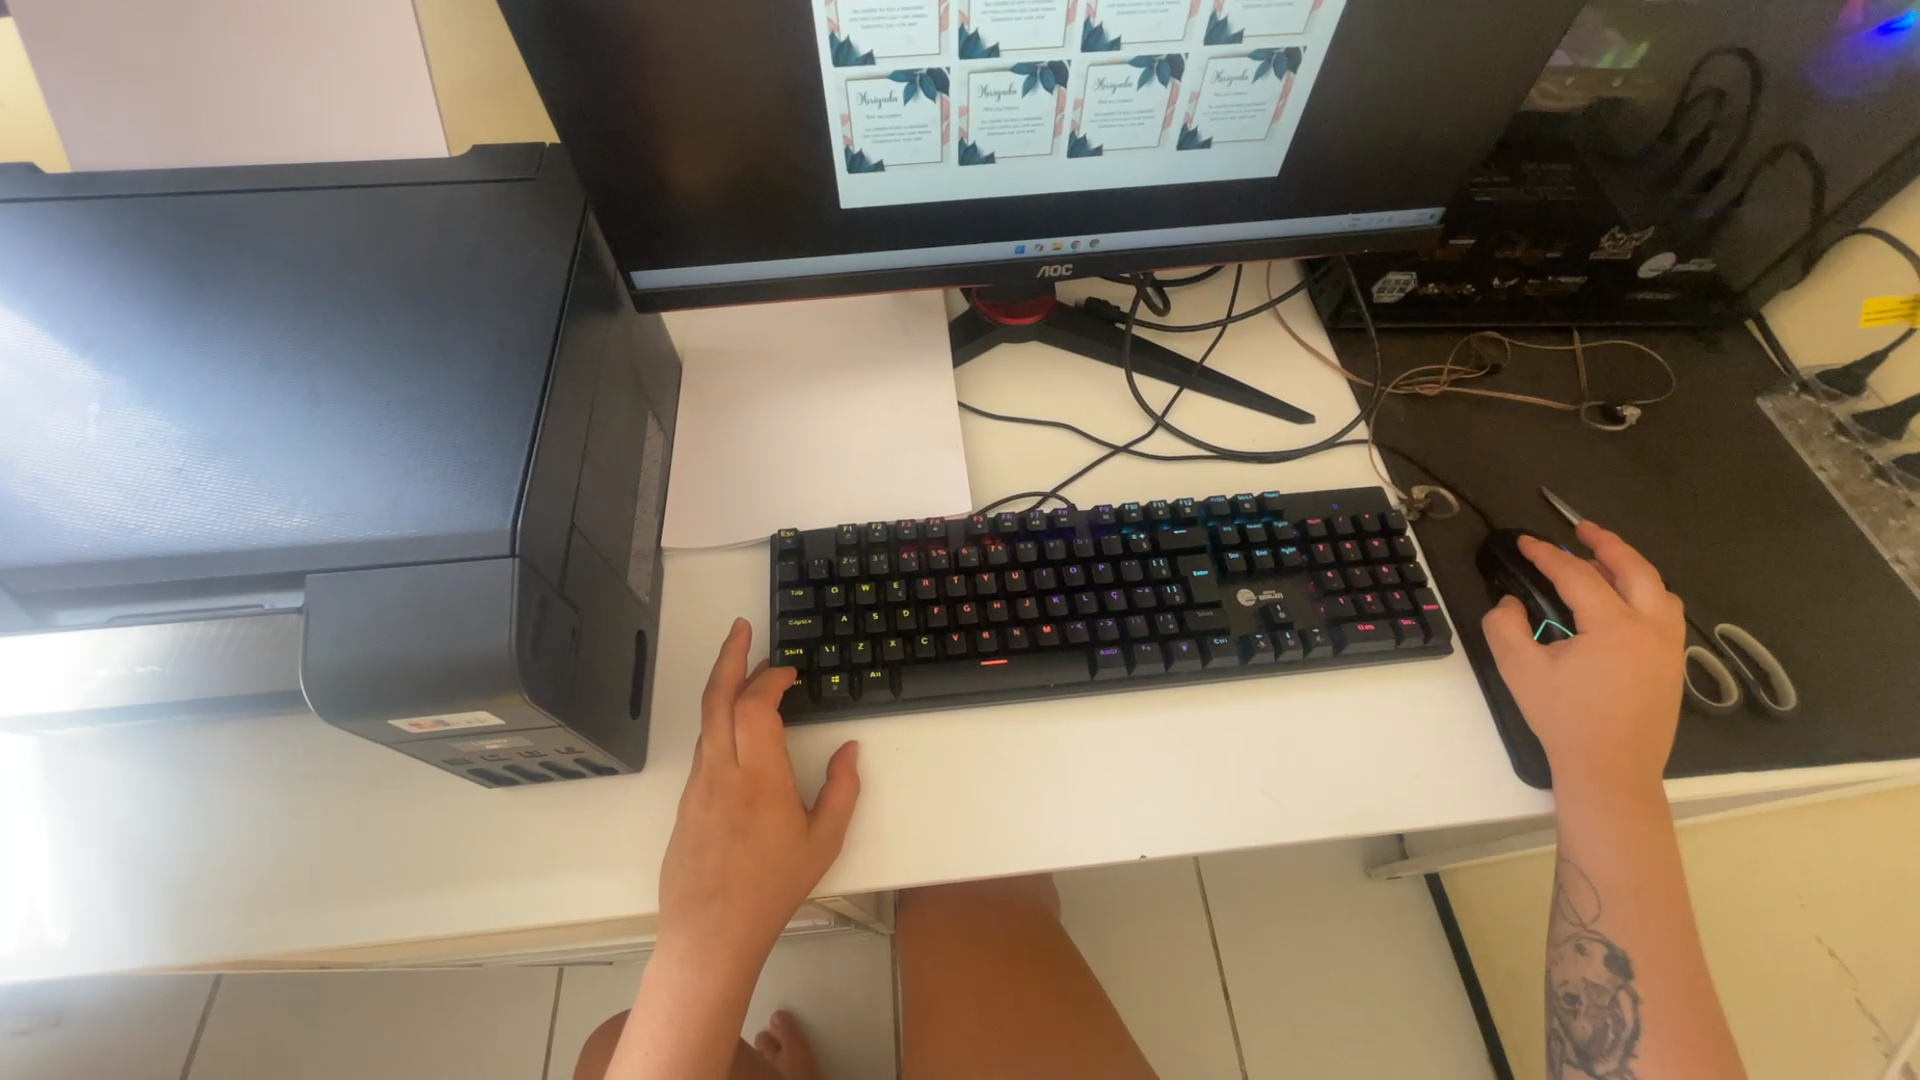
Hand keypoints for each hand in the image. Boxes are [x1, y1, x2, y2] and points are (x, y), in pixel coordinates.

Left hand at [656, 618, 860, 965]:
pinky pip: (704, 746)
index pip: (757, 705)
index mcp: (759, 776)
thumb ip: (842, 789)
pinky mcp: (685, 800)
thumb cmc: (771, 888)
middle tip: (742, 627)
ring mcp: (697, 784)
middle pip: (717, 697)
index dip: (772, 678)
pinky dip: (719, 719)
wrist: (709, 933)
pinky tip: (737, 726)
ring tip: (746, 671)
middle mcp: (721, 770)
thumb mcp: (823, 841)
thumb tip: (850, 750)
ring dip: (724, 686)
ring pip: (706, 719)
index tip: (790, 672)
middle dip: (730, 656)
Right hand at [1481, 521, 1686, 798]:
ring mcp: (1669, 647)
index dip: (1547, 555)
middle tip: (1582, 529)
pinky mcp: (1672, 664)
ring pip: (1659, 590)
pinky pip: (1665, 613)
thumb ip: (1504, 626)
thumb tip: (1510, 604)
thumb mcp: (1518, 669)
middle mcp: (1651, 628)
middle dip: (1608, 544)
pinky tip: (1620, 601)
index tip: (1524, 542)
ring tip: (1601, 562)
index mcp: (1614, 626)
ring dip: (1630, 568)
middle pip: (1636, 570)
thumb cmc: (1563, 717)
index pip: (1577, 576)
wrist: (1610, 767)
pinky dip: (1644, 593)